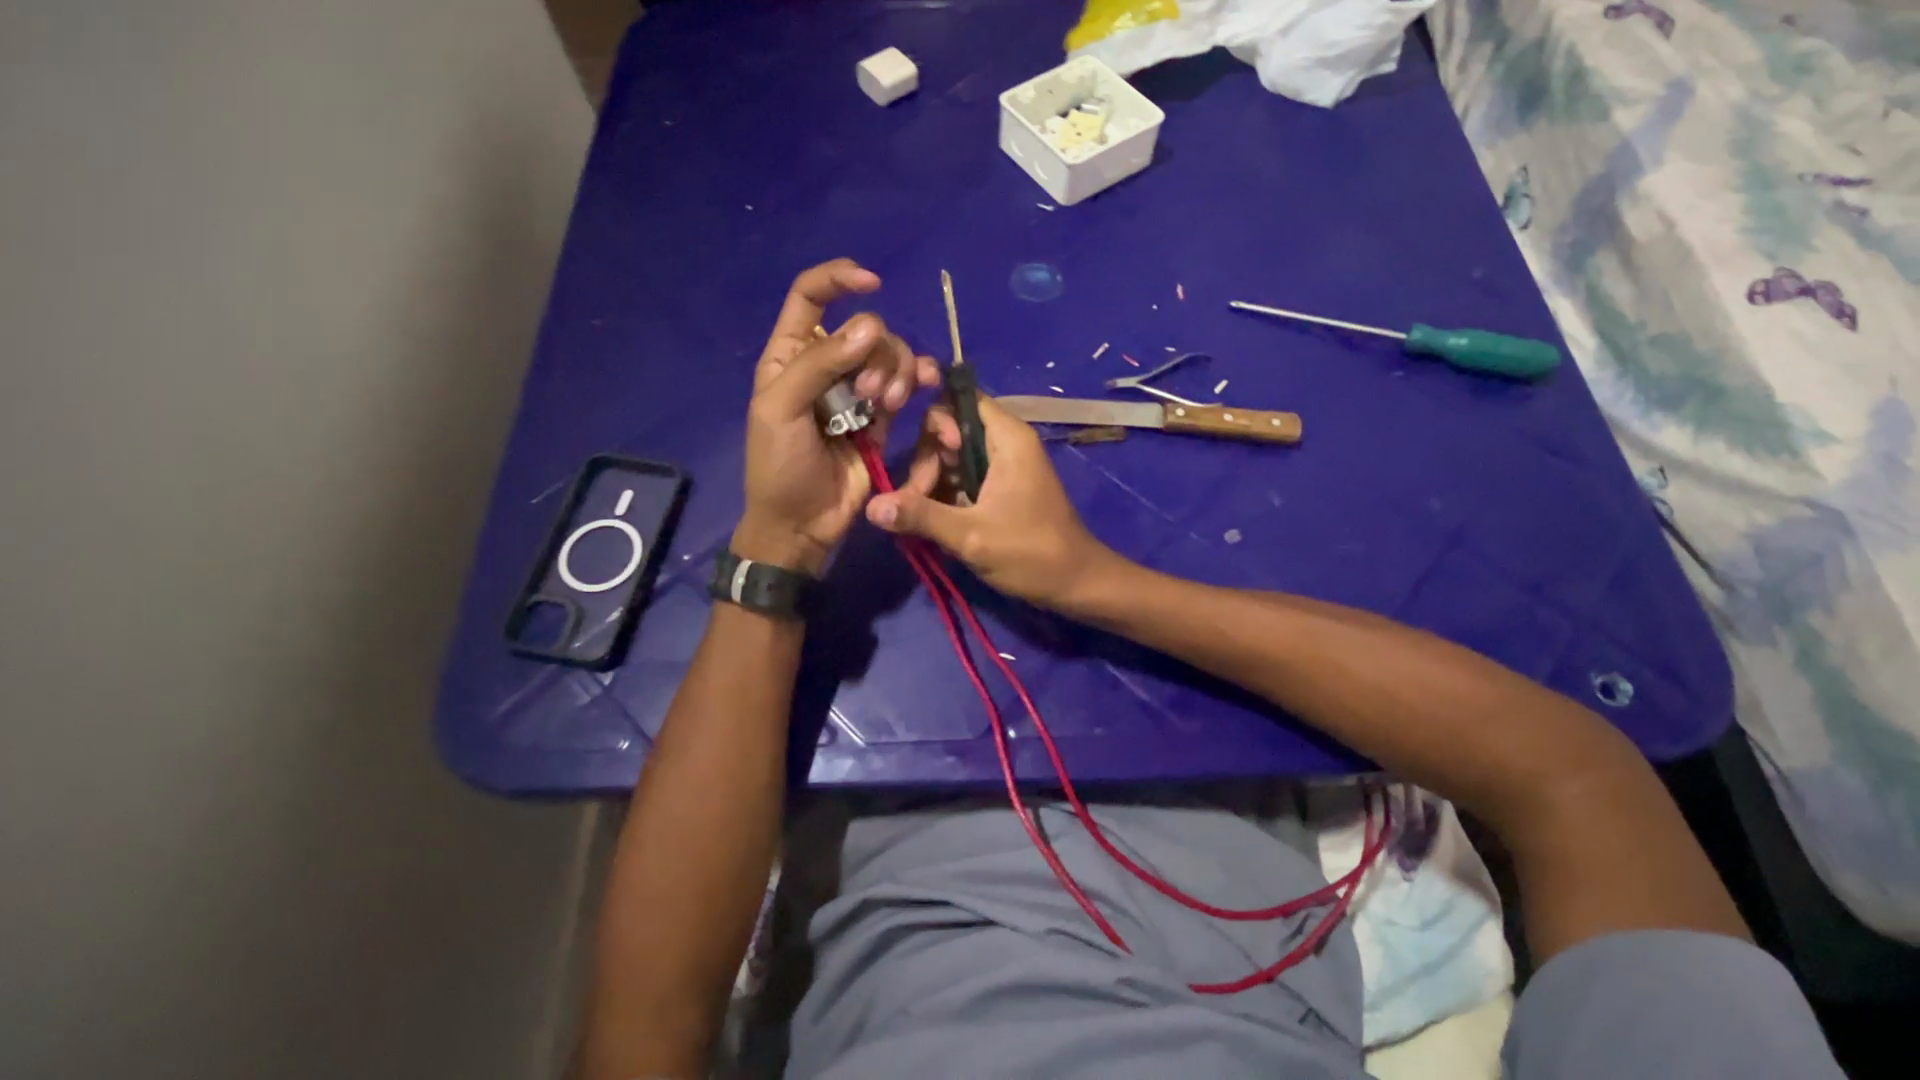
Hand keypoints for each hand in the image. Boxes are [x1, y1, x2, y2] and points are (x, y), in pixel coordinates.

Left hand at [737, 259, 936, 574]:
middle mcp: (824, 364)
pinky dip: (919, 380)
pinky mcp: (881, 416)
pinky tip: (925, 391)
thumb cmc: (779, 466)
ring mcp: (855, 390)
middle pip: (865, 328)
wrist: (801, 524)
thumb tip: (870, 326)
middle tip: (870, 395)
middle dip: (877, 353)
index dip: (839, 279)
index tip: (871, 283)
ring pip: (890, 354)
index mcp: (789, 354)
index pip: (810, 295)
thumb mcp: (782, 409)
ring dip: (898, 372)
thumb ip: (822, 363)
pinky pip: (907, 383)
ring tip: (889, 407)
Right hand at [864, 395, 1122, 607]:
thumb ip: (920, 516)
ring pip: (951, 458)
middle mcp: (1004, 443)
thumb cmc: (1030, 553)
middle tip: (920, 502)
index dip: (935, 422)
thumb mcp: (970, 535)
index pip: (960, 399)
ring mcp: (1002, 467)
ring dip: (932, 485)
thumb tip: (870, 507)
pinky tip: (936, 524)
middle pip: (948, 431)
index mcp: (1006, 437)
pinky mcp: (1000, 489)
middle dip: (927, 463)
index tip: (929, 462)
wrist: (1075, 584)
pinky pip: (962, 479)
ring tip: (926, 520)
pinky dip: (946, 496)